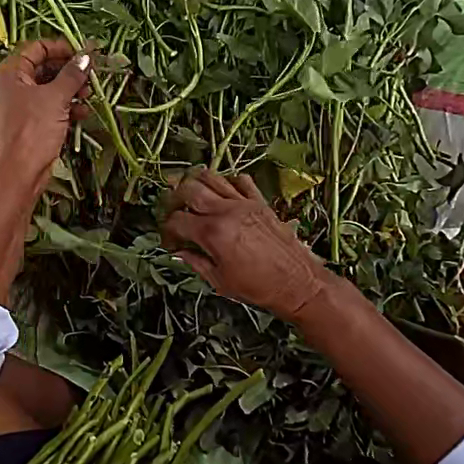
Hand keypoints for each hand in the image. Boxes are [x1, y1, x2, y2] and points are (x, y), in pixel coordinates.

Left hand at [0, 39, 91, 195]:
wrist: (18, 173)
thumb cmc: (31, 131)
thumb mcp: (55, 98)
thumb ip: (71, 75)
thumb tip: (85, 57)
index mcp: (9, 72)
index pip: (37, 48)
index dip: (62, 48)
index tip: (84, 54)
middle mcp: (11, 84)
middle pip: (44, 67)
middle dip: (69, 71)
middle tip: (90, 75)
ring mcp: (18, 104)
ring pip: (48, 88)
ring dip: (70, 89)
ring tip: (88, 95)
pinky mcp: (27, 122)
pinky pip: (48, 106)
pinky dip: (65, 106)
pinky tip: (81, 112)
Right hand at [161, 169, 335, 322]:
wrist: (297, 283)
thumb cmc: (260, 287)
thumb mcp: (219, 281)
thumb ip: (195, 262)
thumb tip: (181, 252)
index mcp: (213, 232)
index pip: (177, 220)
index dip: (167, 231)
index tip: (171, 242)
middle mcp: (227, 211)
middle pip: (189, 189)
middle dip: (174, 200)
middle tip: (173, 213)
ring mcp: (245, 203)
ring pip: (212, 177)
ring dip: (197, 184)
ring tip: (192, 198)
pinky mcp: (260, 203)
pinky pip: (241, 180)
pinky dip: (228, 182)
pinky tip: (223, 195)